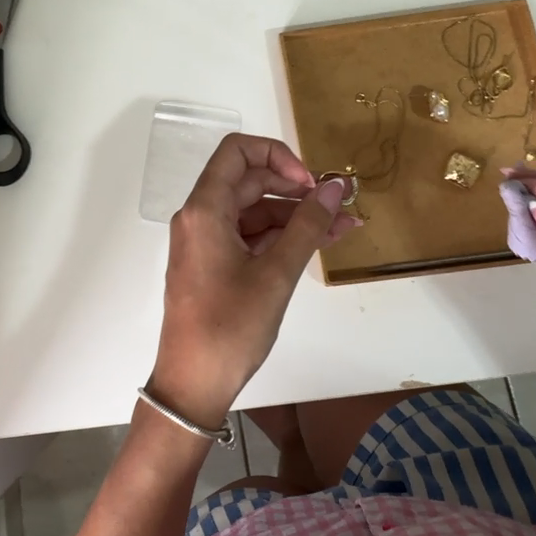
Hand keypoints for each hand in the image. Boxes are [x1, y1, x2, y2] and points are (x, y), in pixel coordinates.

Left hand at [149, 134, 358, 427]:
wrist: (193, 384)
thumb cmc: (230, 326)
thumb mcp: (276, 274)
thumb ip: (307, 226)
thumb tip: (334, 187)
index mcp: (205, 209)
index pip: (238, 152)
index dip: (277, 155)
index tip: (310, 182)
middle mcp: (200, 216)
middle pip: (248, 180)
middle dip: (295, 188)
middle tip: (338, 202)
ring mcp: (205, 241)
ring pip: (253, 210)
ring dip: (294, 215)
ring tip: (343, 225)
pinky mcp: (213, 263)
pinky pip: (248, 235)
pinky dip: (280, 236)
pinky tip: (318, 243)